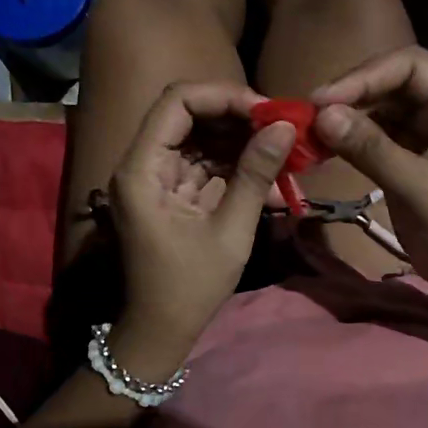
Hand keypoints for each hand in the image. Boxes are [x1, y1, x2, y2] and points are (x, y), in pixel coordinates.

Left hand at [110, 82, 295, 362]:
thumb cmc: (190, 287)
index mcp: (142, 170)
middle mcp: (142, 165)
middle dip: (237, 118)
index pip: (177, 102)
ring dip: (241, 142)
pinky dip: (234, 167)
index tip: (266, 111)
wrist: (161, 330)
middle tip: (282, 128)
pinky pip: (203, 166)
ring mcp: (156, 179)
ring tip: (283, 151)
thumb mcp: (229, 231)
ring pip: (199, 139)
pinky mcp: (171, 194)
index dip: (223, 97)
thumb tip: (285, 128)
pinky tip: (269, 177)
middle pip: (188, 116)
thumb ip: (254, 175)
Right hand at [311, 46, 427, 303]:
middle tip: (307, 119)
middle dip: (351, 98)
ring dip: (348, 120)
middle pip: (395, 85)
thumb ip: (370, 148)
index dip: (364, 77)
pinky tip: (326, 149)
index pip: (412, 66)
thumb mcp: (418, 188)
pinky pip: (382, 139)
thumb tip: (321, 114)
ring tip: (310, 135)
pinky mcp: (418, 159)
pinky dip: (354, 142)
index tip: (321, 100)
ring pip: (384, 112)